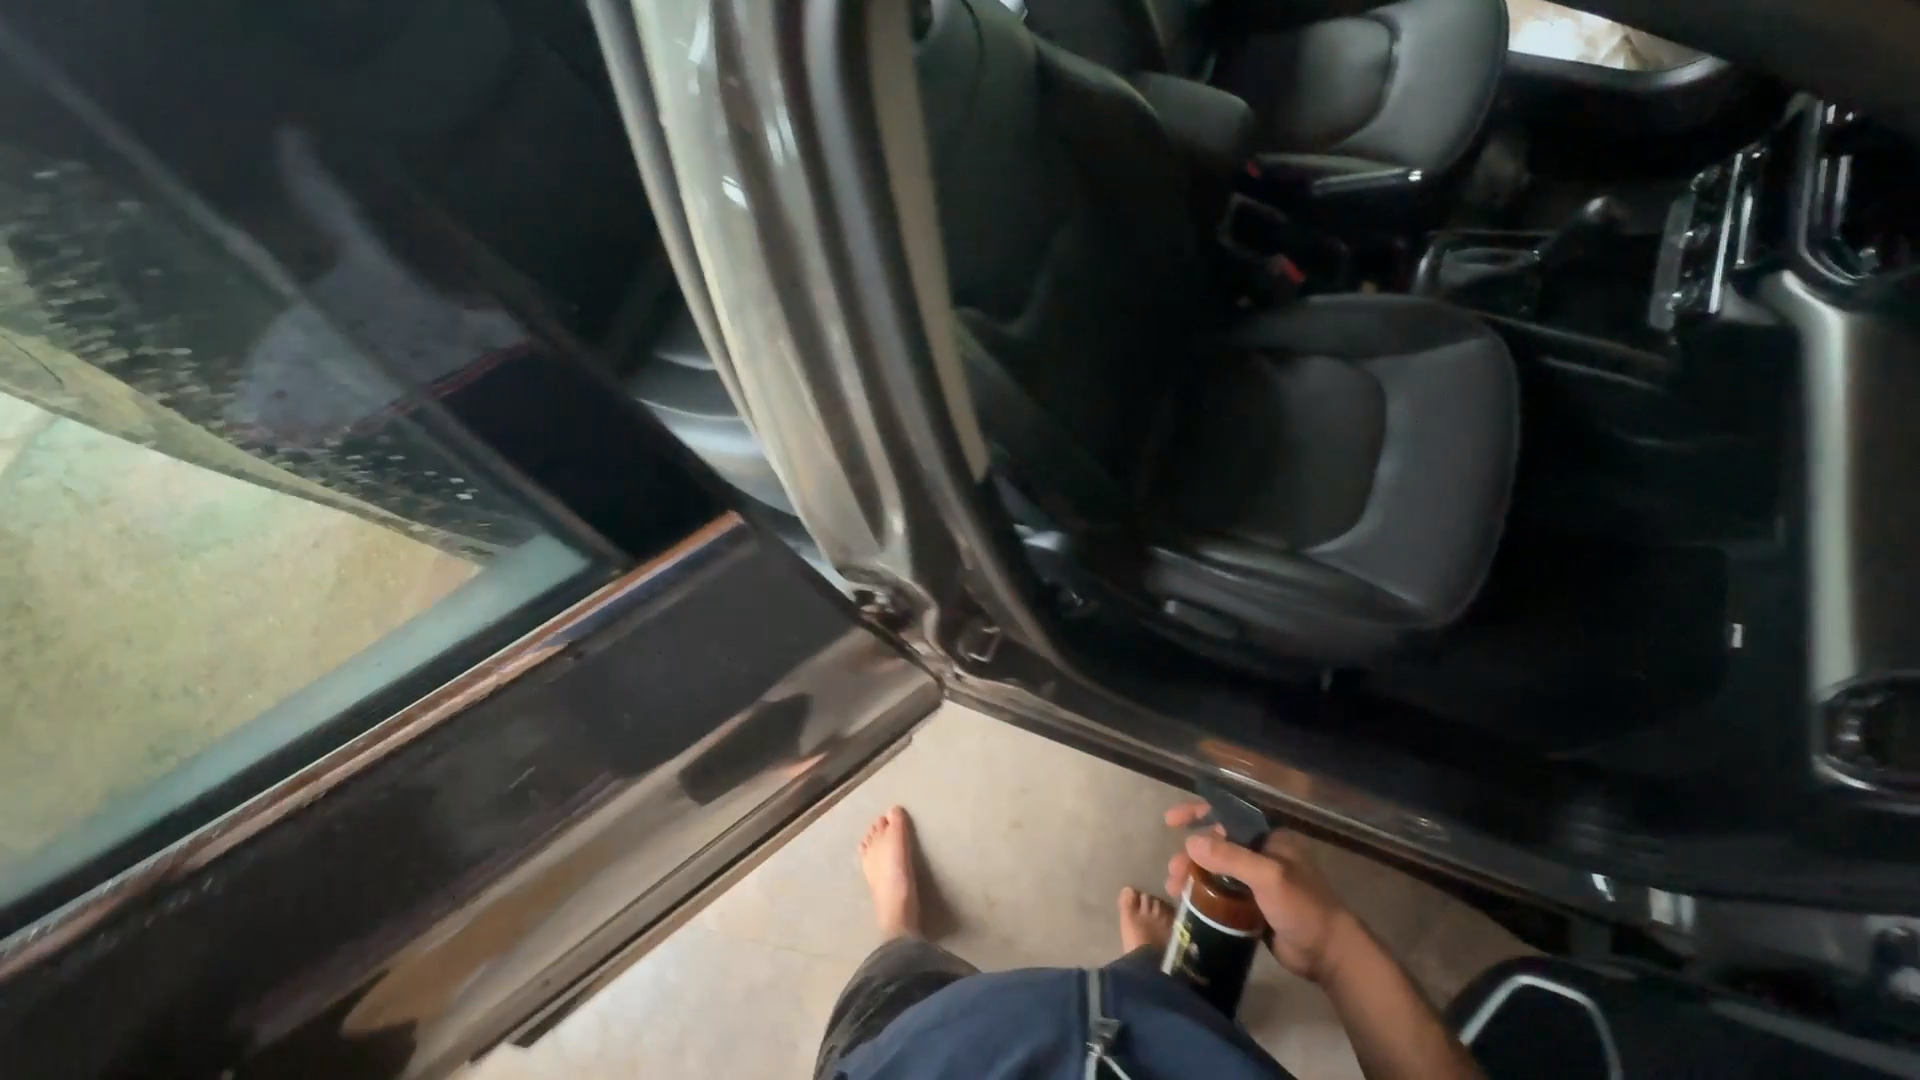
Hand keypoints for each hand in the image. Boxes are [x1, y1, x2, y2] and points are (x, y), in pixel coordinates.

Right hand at [1164, 801, 1361, 984]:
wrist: (1329, 954)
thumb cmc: (1303, 907)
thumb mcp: (1268, 876)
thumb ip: (1230, 857)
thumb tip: (1190, 842)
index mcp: (1268, 838)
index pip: (1228, 814)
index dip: (1198, 813)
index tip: (1171, 821)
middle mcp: (1260, 855)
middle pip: (1216, 845)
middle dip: (1190, 855)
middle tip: (1173, 873)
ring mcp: (1256, 882)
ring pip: (1215, 871)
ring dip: (1192, 876)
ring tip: (1174, 890)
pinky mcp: (1252, 907)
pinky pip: (1220, 895)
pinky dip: (1202, 896)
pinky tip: (1187, 905)